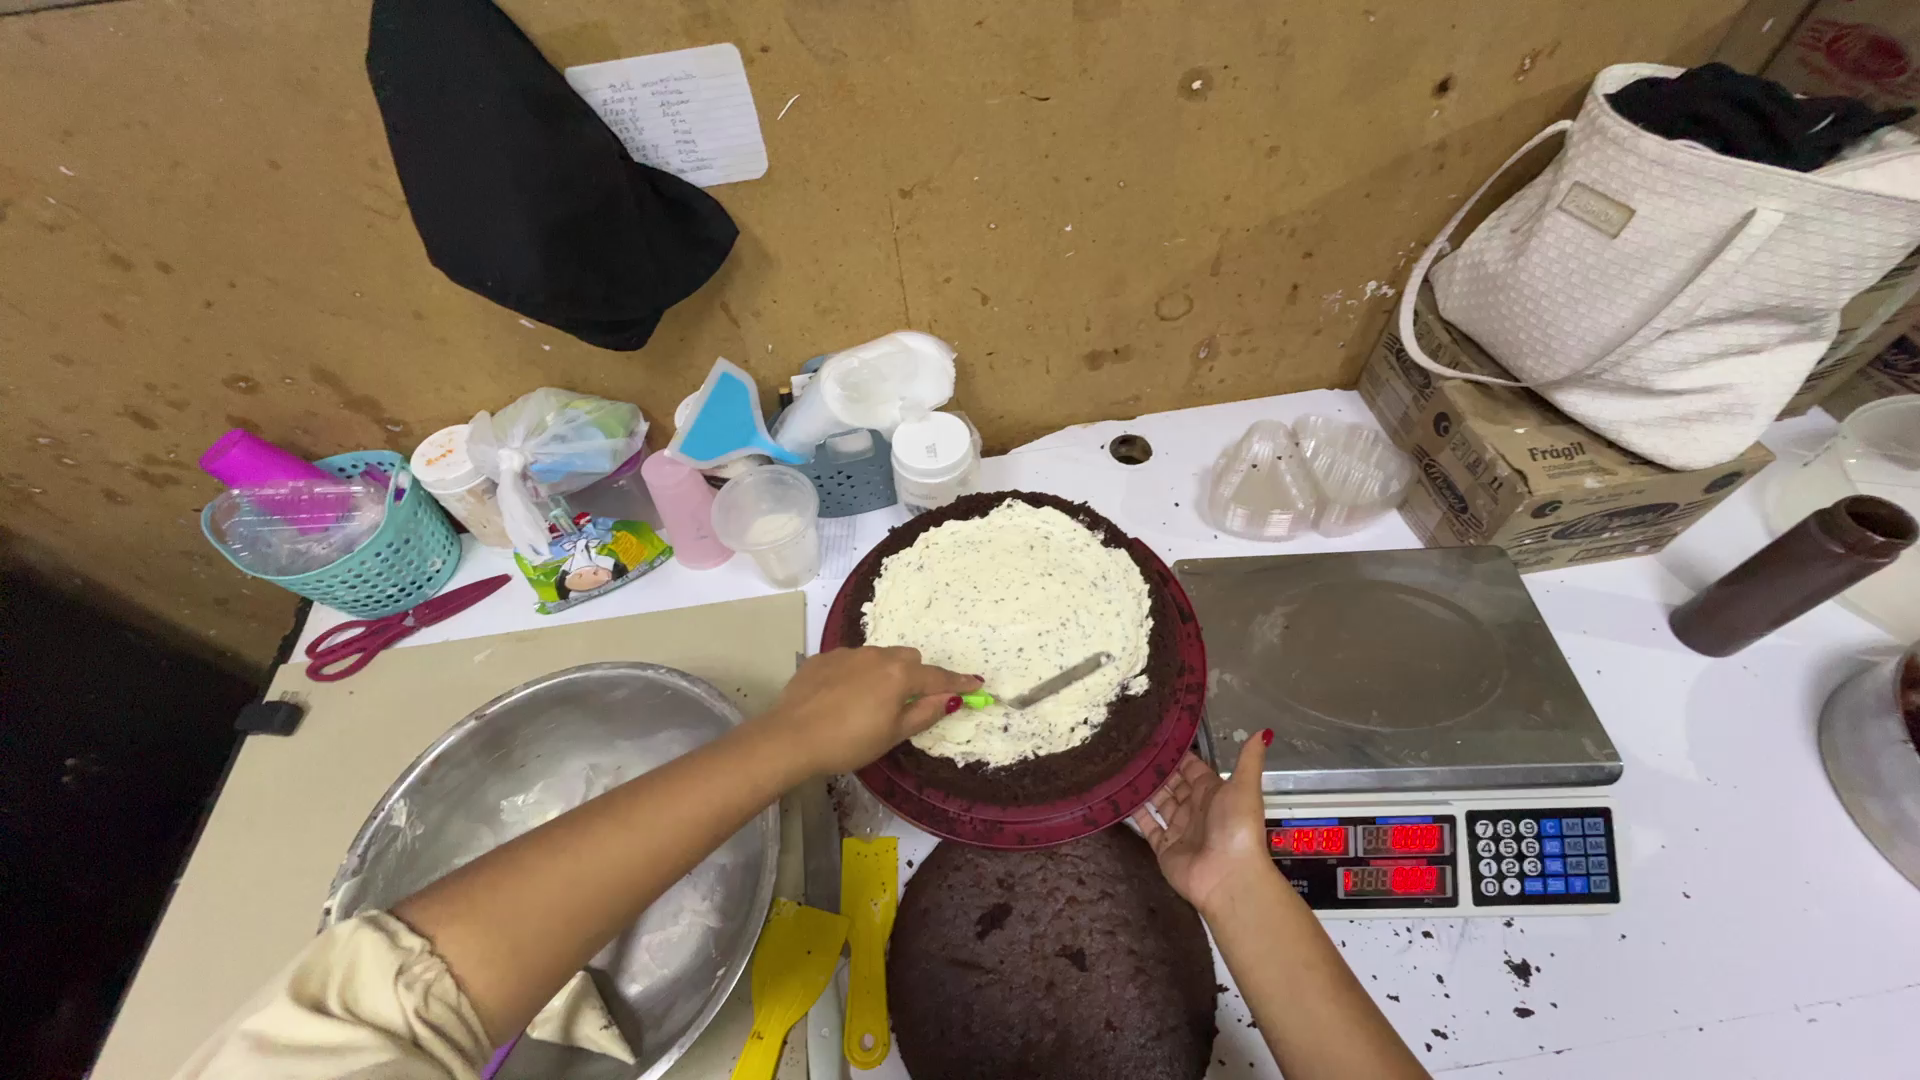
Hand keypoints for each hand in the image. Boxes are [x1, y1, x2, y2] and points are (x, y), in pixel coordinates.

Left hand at [754, 647, 981, 775]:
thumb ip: (923, 713)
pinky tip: (840, 699)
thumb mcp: (891, 736)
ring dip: (883, 674)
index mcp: (898, 675)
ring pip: (878, 657)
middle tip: (905, 704)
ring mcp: (846, 653)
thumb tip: (949, 699)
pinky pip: (850, 661)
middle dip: (914, 676)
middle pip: (908, 659)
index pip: (936, 677)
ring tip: (867, 704)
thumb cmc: (847, 743)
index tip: (975, 684)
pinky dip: (855, 675)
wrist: (789, 737)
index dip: (957, 682)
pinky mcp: (821, 658)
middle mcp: (876, 655)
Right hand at [1131, 734, 1275, 913]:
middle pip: (1172, 785)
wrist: (1229, 877)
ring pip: (1158, 803)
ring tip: (1122, 768)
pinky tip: (1119, 796)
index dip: (1176, 755)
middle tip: (1132, 751)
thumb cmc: (1237, 829)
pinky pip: (1147, 826)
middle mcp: (1195, 809)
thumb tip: (1263, 731)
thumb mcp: (1245, 788)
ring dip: (1144, 788)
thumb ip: (1248, 760)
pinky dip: (1135, 813)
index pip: (1191, 769)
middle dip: (1156, 770)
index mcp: (1213, 793)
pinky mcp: (1164, 847)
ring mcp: (1178, 829)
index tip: (1155, 738)